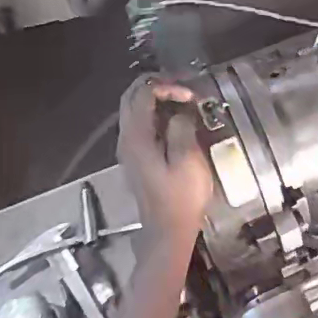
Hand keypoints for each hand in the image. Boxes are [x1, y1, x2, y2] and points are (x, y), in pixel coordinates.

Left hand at [117, 76, 213, 234]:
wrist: (167, 231)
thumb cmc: (180, 197)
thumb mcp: (188, 160)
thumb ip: (181, 129)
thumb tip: (180, 113)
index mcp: (136, 137)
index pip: (143, 94)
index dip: (167, 87)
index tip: (191, 96)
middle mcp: (126, 138)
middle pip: (132, 97)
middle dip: (156, 85)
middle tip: (184, 86)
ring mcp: (128, 148)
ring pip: (134, 109)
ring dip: (155, 98)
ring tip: (182, 98)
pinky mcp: (136, 157)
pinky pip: (140, 123)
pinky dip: (155, 112)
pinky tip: (175, 118)